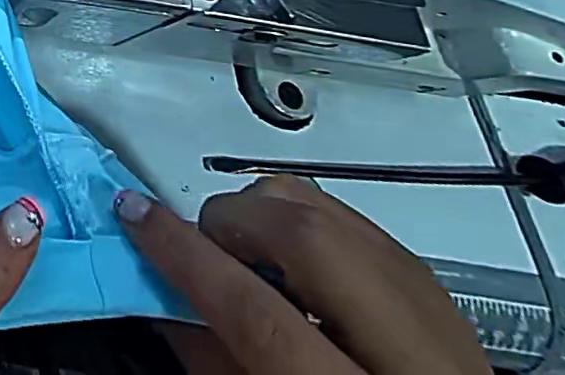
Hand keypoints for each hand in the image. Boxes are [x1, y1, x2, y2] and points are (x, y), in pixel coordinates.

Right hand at [115, 177, 488, 373]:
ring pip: (322, 205)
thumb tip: (161, 284)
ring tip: (251, 262)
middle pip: (301, 232)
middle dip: (231, 222)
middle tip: (206, 249)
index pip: (258, 313)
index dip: (185, 256)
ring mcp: (428, 304)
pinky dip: (297, 222)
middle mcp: (414, 349)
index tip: (136, 213)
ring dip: (262, 217)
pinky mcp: (426, 279)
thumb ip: (216, 360)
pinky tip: (291, 268)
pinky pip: (342, 215)